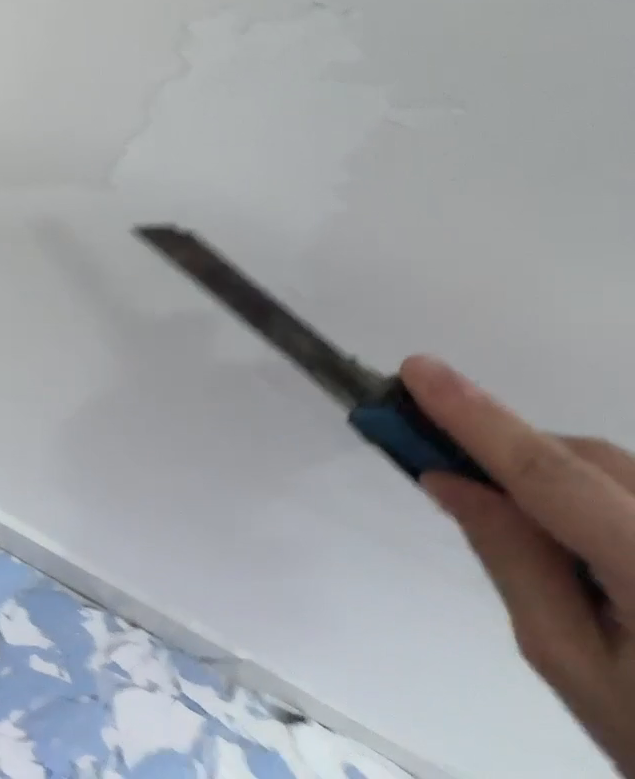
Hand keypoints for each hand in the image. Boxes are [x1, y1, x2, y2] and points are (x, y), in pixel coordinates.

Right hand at [403, 355, 634, 773]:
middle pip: (594, 462)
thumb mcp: (568, 661)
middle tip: (442, 468)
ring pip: (622, 473)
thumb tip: (449, 480)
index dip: (476, 418)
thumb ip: (511, 561)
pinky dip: (599, 499)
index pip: (550, 476)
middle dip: (515, 454)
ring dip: (559, 479)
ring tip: (537, 538)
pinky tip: (591, 549)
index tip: (416, 370)